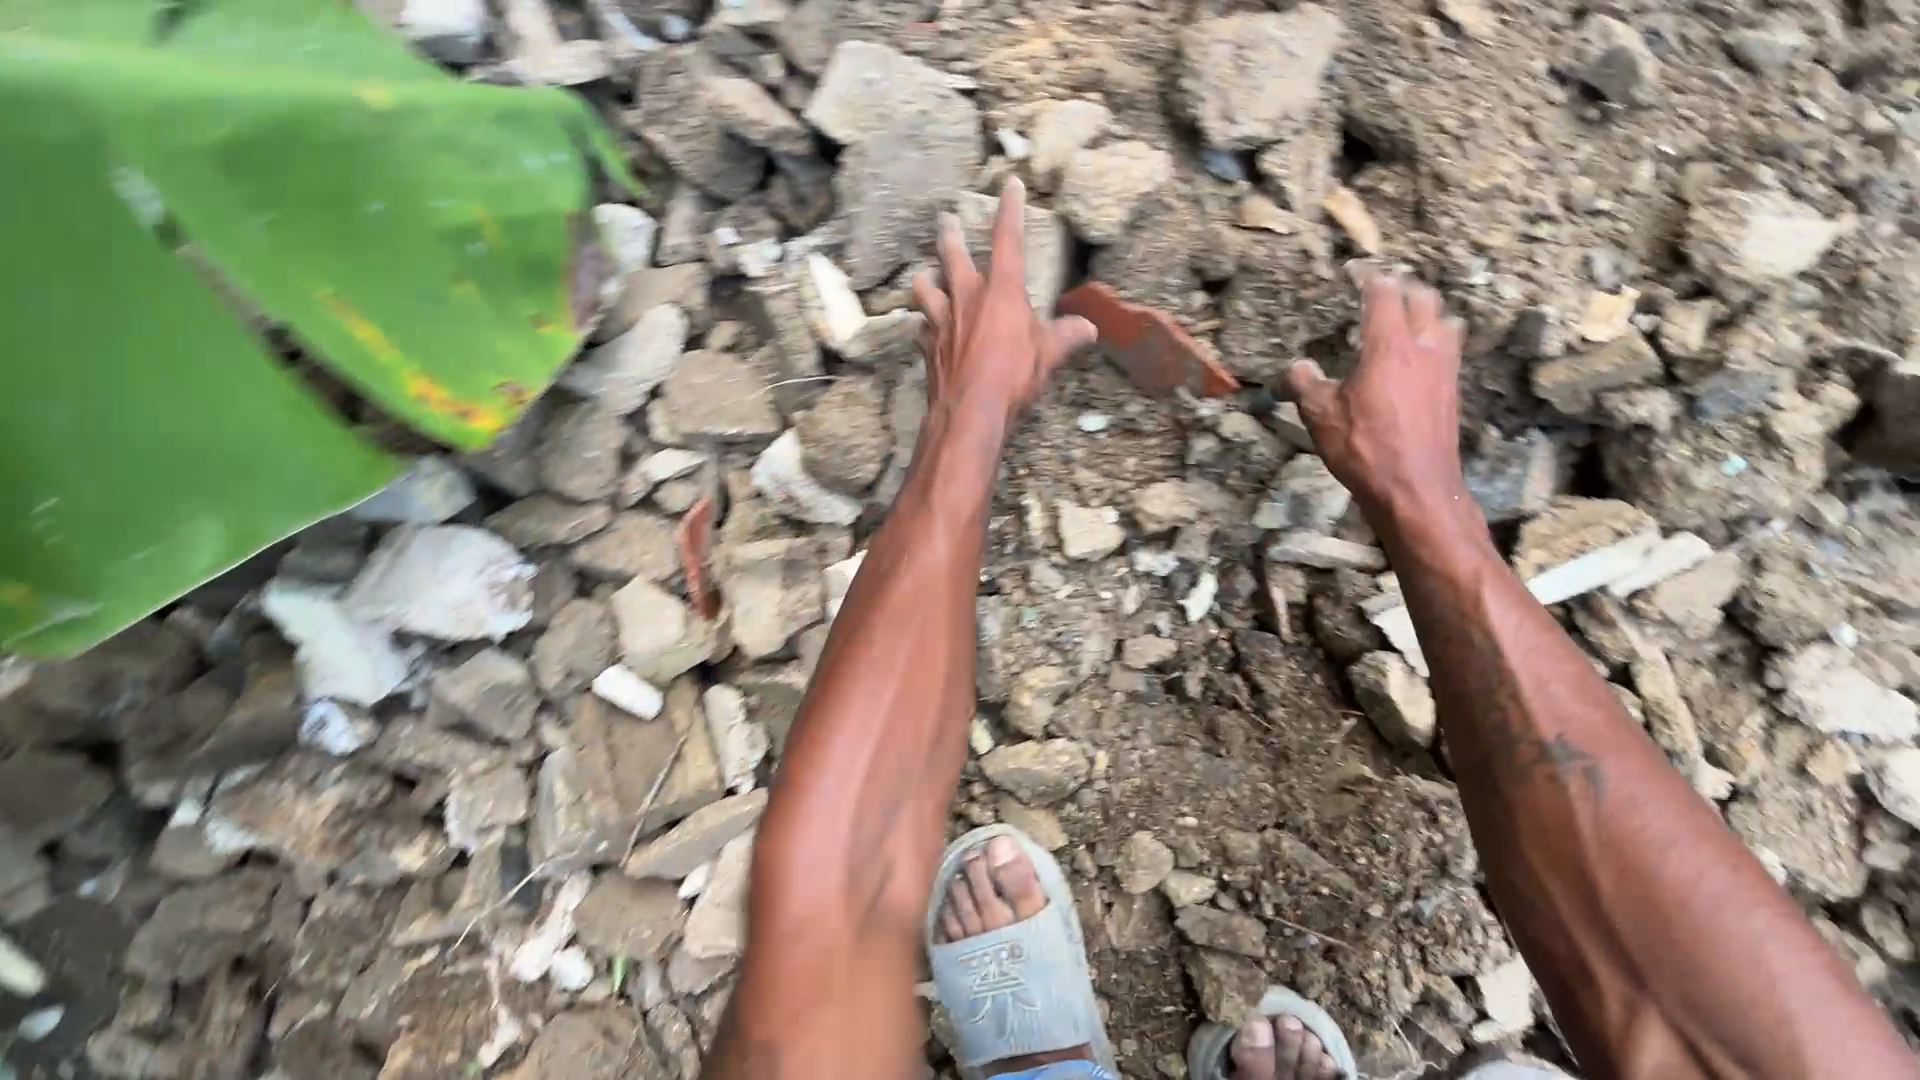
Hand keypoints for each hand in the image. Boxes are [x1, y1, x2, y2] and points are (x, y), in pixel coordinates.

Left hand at [912, 178, 1095, 417]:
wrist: (969, 410)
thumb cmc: (1012, 377)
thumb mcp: (1048, 355)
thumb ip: (1067, 337)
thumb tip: (1089, 329)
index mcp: (1001, 291)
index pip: (1007, 239)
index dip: (1010, 209)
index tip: (1009, 185)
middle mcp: (966, 297)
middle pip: (951, 255)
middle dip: (949, 233)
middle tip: (945, 219)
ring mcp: (941, 320)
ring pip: (925, 287)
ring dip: (924, 278)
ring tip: (922, 274)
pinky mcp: (928, 345)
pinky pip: (921, 327)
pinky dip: (924, 324)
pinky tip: (925, 328)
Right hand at [1287, 270, 1469, 519]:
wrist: (1415, 488)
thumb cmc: (1363, 448)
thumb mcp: (1320, 416)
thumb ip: (1305, 384)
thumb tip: (1297, 367)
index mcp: (1389, 346)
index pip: (1382, 294)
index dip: (1367, 276)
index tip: (1353, 270)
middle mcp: (1424, 348)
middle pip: (1422, 298)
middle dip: (1402, 285)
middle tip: (1382, 285)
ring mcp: (1445, 369)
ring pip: (1445, 320)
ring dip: (1427, 309)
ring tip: (1409, 313)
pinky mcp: (1452, 390)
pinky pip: (1450, 347)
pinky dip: (1436, 337)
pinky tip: (1421, 354)